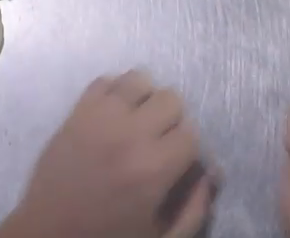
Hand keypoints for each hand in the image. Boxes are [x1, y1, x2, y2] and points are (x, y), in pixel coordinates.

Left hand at [0, 71, 211, 237]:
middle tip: (156, 142)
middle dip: (169, 120)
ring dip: (143, 99)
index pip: (192, 133)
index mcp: (154, 169)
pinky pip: (106, 80)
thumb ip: (194, 209)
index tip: (175, 163)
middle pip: (171, 98)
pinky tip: (111, 117)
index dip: (187, 149)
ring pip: (140, 79)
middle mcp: (131, 134)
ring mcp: (101, 117)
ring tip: (135, 122)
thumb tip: (213, 173)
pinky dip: (114, 94)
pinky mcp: (77, 111)